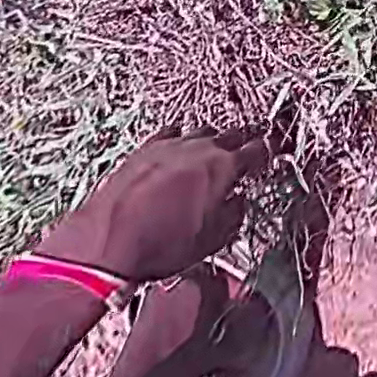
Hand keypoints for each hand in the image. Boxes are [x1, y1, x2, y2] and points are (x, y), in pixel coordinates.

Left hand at [36, 127, 269, 281]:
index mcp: (224, 167)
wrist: (109, 238)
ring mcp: (173, 144)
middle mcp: (201, 148)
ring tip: (214, 150)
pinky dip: (180, 140)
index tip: (267, 154)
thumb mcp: (212, 240)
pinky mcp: (147, 147)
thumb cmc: (158, 243)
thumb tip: (237, 204)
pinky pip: (172, 135)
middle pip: (232, 135)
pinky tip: (178, 145)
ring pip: (201, 132)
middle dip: (243, 141)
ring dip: (211, 141)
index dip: (266, 153)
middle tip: (249, 145)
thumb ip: (234, 214)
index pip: (256, 151)